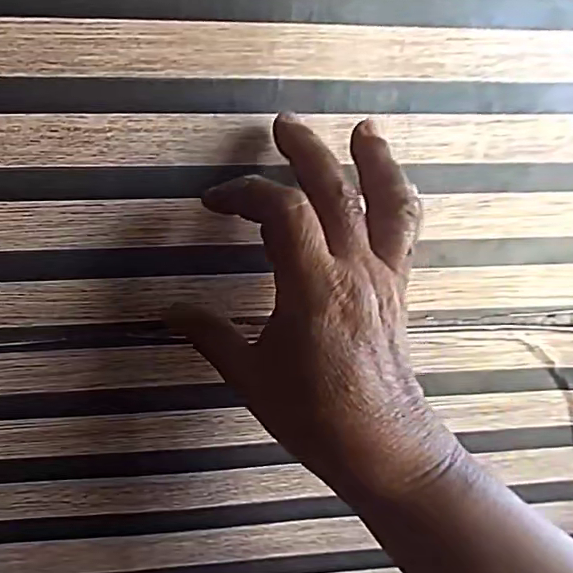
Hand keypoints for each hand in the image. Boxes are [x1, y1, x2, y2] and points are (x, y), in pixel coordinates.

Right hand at [167, 114, 465, 502]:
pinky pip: (403, 232)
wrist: (385, 447)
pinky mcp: (397, 291)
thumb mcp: (248, 377)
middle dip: (306, 152)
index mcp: (313, 290)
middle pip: (336, 191)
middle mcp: (355, 273)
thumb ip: (210, 335)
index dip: (245, 194)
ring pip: (387, 203)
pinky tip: (386, 190)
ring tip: (364, 132)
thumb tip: (169, 311)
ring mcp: (384, 279)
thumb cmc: (312, 416)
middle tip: (283, 125)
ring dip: (373, 161)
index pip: (283, 214)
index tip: (212, 200)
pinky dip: (394, 200)